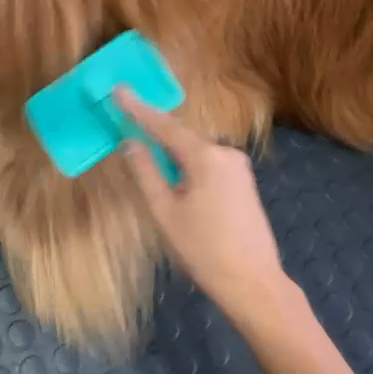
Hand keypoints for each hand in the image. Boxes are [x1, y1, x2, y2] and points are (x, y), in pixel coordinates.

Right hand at [114, 90, 294, 322]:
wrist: (254, 284)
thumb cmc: (203, 249)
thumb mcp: (164, 211)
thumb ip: (145, 171)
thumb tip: (130, 142)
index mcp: (206, 157)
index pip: (164, 126)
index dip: (138, 108)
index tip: (118, 89)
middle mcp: (226, 153)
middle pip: (180, 134)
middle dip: (153, 126)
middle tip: (125, 113)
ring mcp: (238, 167)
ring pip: (194, 149)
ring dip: (169, 147)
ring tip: (141, 141)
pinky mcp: (243, 182)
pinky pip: (206, 161)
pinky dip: (185, 160)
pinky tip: (170, 167)